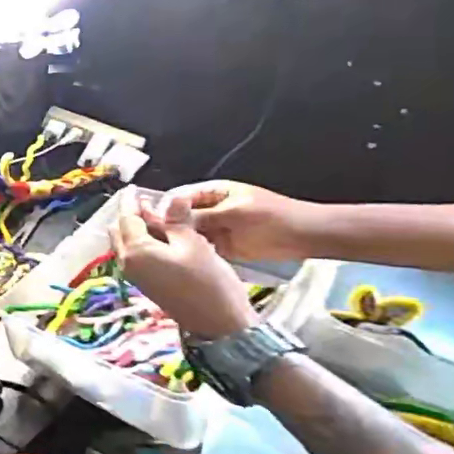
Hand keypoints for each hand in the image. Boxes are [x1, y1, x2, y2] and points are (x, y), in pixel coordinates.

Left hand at [112, 192, 257, 338]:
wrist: (219, 324)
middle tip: (148, 203)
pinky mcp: (144, 283)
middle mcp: (126, 262)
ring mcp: (133, 275)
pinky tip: (161, 239)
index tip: (133, 189)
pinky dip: (142, 243)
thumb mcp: (193, 244)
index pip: (126, 218)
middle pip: (120, 231)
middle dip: (130, 215)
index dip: (131, 202)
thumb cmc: (208, 281)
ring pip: (125, 244)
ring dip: (136, 229)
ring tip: (158, 218)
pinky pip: (134, 256)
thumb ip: (175, 220)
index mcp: (134, 250)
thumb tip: (169, 198)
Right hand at [150, 181, 321, 263]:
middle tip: (147, 241)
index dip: (160, 208)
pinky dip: (190, 253)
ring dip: (176, 241)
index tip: (143, 221)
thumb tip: (166, 219)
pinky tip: (178, 260)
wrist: (310, 238)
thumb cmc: (275, 218)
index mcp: (211, 193)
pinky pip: (199, 248)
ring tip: (159, 252)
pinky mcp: (222, 246)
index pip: (175, 198)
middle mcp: (208, 210)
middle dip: (164, 227)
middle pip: (177, 217)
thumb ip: (199, 216)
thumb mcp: (234, 213)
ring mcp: (215, 229)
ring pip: (186, 234)